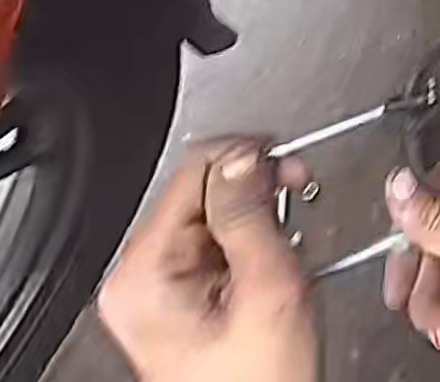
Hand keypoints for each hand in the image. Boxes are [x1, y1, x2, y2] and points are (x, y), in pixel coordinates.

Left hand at [99, 139, 316, 381]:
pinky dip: (256, 219)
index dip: (248, 157)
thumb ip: (249, 213)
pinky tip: (276, 233)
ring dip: (261, 196)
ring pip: (217, 199)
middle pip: (205, 180)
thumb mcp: (265, 286)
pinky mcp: (187, 282)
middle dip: (258, 176)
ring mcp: (163, 278)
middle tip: (295, 180)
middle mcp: (144, 271)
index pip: (196, 165)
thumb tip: (243, 153)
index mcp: (146, 272)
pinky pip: (222, 224)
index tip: (285, 165)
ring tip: (291, 206)